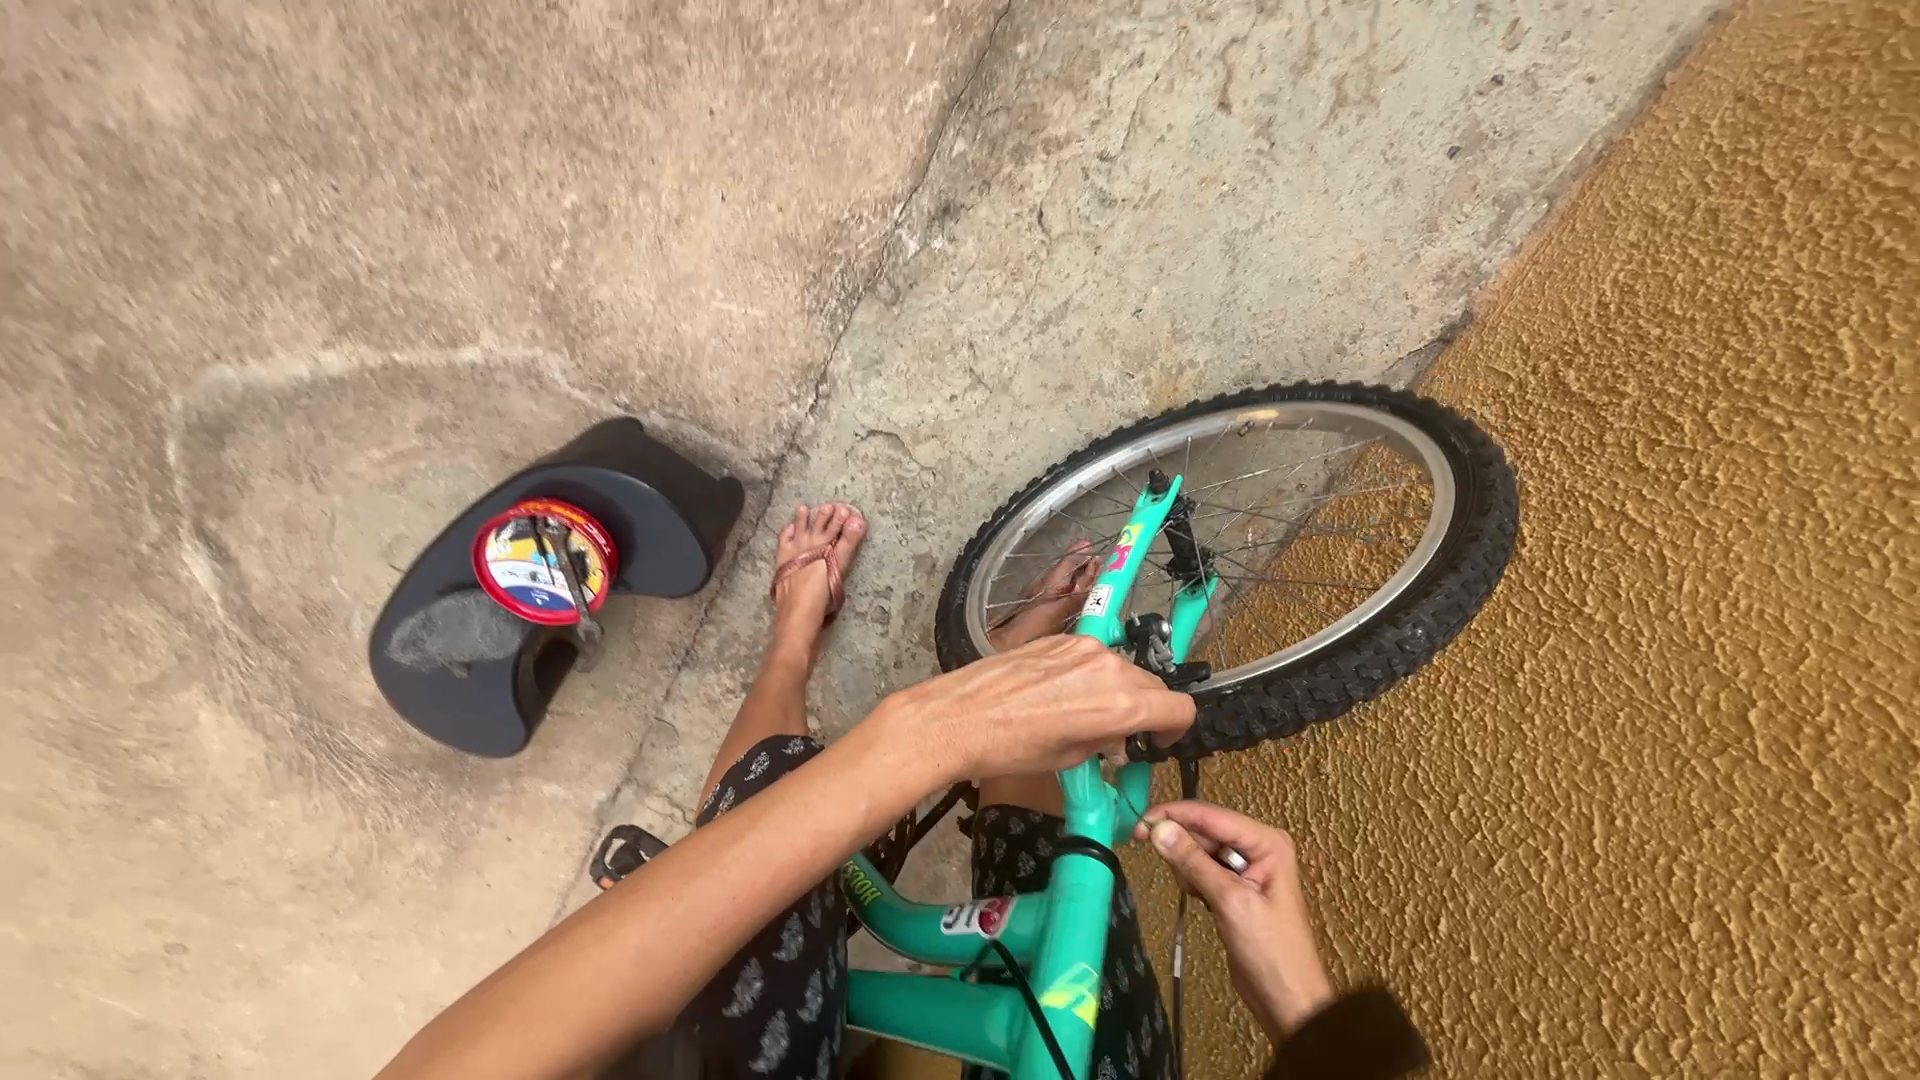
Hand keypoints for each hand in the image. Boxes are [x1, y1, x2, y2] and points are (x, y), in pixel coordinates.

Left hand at [877, 635, 1194, 781]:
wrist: (959, 716)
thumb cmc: (1009, 746)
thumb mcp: (1069, 757)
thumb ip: (1105, 743)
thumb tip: (1116, 740)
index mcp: (1118, 703)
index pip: (1178, 708)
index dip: (1175, 730)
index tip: (1157, 742)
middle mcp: (1107, 667)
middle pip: (1152, 686)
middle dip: (1146, 712)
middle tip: (1121, 738)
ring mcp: (1082, 647)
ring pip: (1123, 669)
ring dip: (1119, 692)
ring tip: (1087, 717)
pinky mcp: (1059, 639)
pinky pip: (1093, 657)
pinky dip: (1092, 676)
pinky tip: (1064, 696)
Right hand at [1135, 800, 1333, 1042]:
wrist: (1287, 1001)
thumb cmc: (1269, 951)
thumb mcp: (1229, 901)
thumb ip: (1192, 862)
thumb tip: (1157, 828)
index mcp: (1265, 841)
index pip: (1210, 815)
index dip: (1172, 815)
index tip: (1139, 824)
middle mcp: (1256, 845)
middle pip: (1203, 829)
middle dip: (1180, 845)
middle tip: (1165, 865)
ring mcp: (1246, 865)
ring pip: (1199, 847)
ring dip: (1187, 867)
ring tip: (1197, 895)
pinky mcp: (1234, 884)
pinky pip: (1202, 866)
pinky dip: (1192, 879)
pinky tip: (1200, 899)